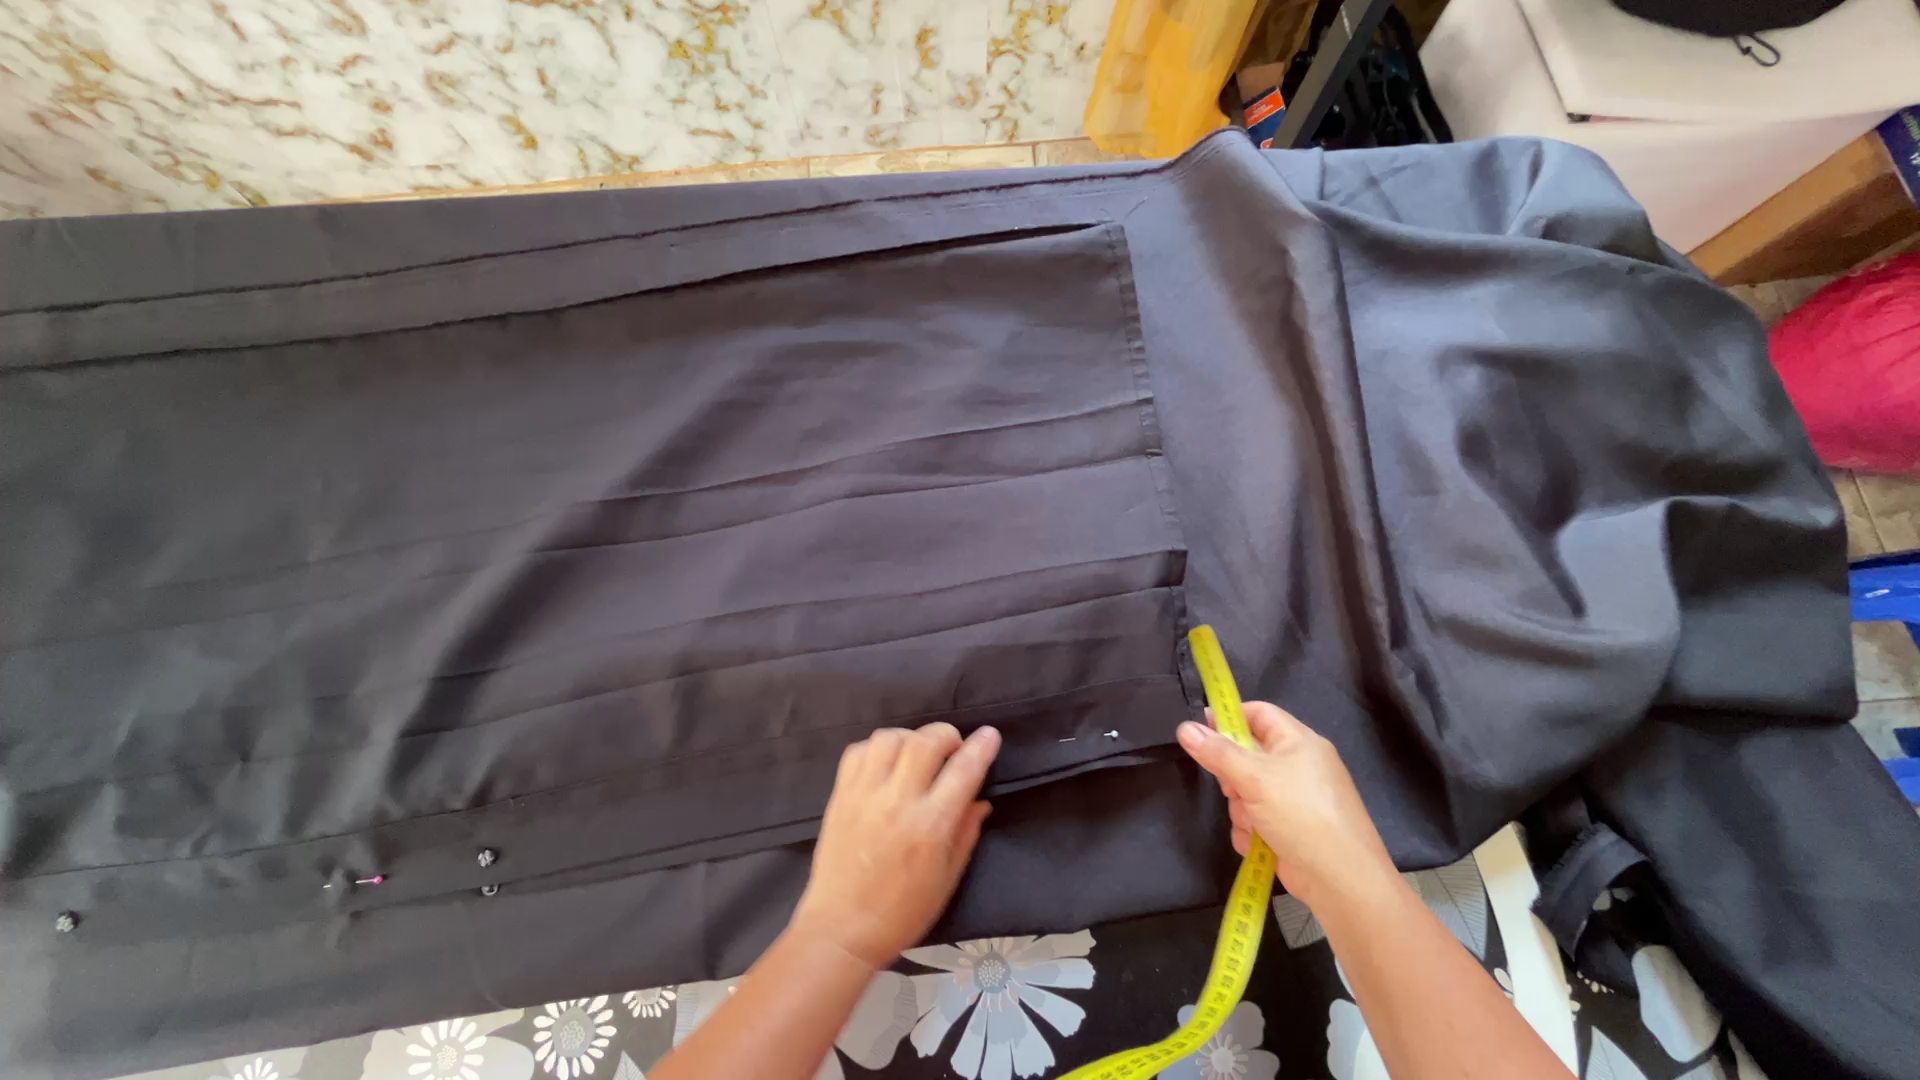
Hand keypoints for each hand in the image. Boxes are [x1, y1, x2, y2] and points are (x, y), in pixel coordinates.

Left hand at [790, 722, 1001, 969]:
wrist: (841, 928)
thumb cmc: (902, 912)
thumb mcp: (947, 879)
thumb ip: (966, 833)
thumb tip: (980, 800)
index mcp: (930, 826)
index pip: (963, 772)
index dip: (981, 748)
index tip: (990, 734)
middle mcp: (897, 801)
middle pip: (925, 742)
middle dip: (946, 735)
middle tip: (952, 748)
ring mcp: (864, 794)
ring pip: (889, 738)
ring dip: (911, 738)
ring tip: (917, 754)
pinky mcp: (840, 794)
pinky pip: (858, 751)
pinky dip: (877, 748)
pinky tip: (886, 764)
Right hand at [1176, 702, 1398, 910]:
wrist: (1340, 879)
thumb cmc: (1300, 813)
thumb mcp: (1254, 777)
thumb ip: (1217, 753)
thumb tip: (1184, 728)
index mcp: (1299, 742)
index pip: (1259, 713)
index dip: (1230, 717)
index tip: (1201, 728)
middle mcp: (1297, 767)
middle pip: (1246, 755)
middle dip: (1232, 776)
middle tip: (1232, 787)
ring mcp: (1292, 800)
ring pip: (1245, 791)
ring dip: (1241, 810)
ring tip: (1254, 823)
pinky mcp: (1287, 829)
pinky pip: (1254, 819)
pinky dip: (1251, 831)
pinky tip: (1258, 844)